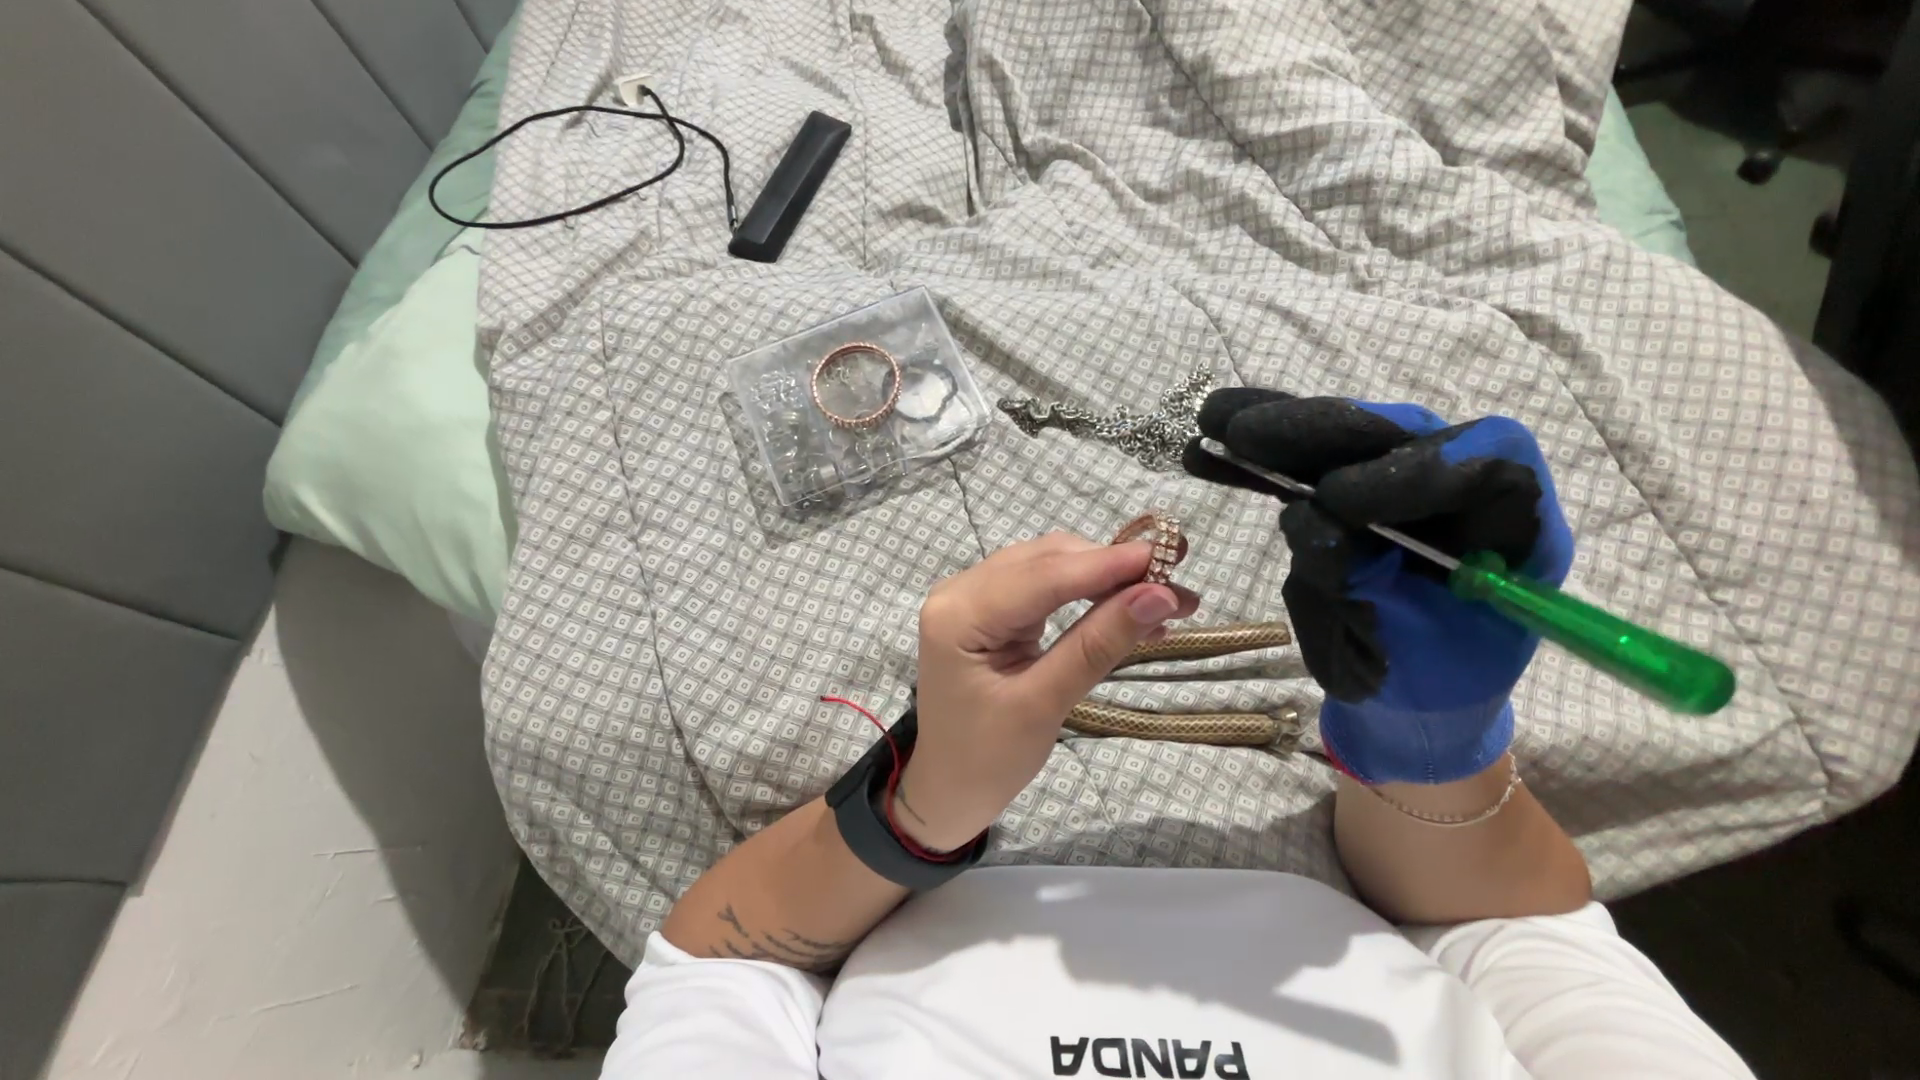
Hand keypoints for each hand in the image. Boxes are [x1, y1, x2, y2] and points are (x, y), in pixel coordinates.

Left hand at [897, 534, 1200, 849]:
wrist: (947, 790)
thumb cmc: (986, 759)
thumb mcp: (1044, 704)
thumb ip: (1098, 645)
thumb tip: (1158, 596)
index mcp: (958, 614)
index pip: (1044, 574)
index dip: (1109, 563)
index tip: (1170, 556)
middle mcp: (960, 590)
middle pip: (1047, 560)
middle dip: (1114, 569)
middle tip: (1178, 588)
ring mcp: (972, 597)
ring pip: (1050, 567)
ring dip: (1107, 578)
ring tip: (1166, 601)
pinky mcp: (989, 610)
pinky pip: (1044, 587)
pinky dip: (1088, 594)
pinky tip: (1130, 610)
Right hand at [1183, 388, 1573, 784]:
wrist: (1417, 700)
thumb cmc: (1431, 686)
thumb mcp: (1409, 651)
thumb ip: (1366, 587)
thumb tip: (1307, 518)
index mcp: (1514, 528)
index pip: (1486, 463)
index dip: (1413, 468)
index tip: (1335, 497)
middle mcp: (1460, 491)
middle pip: (1403, 432)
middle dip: (1322, 428)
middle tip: (1247, 431)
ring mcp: (1402, 486)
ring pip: (1347, 438)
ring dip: (1277, 429)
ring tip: (1213, 418)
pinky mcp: (1353, 494)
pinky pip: (1310, 466)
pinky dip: (1260, 459)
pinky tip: (1207, 447)